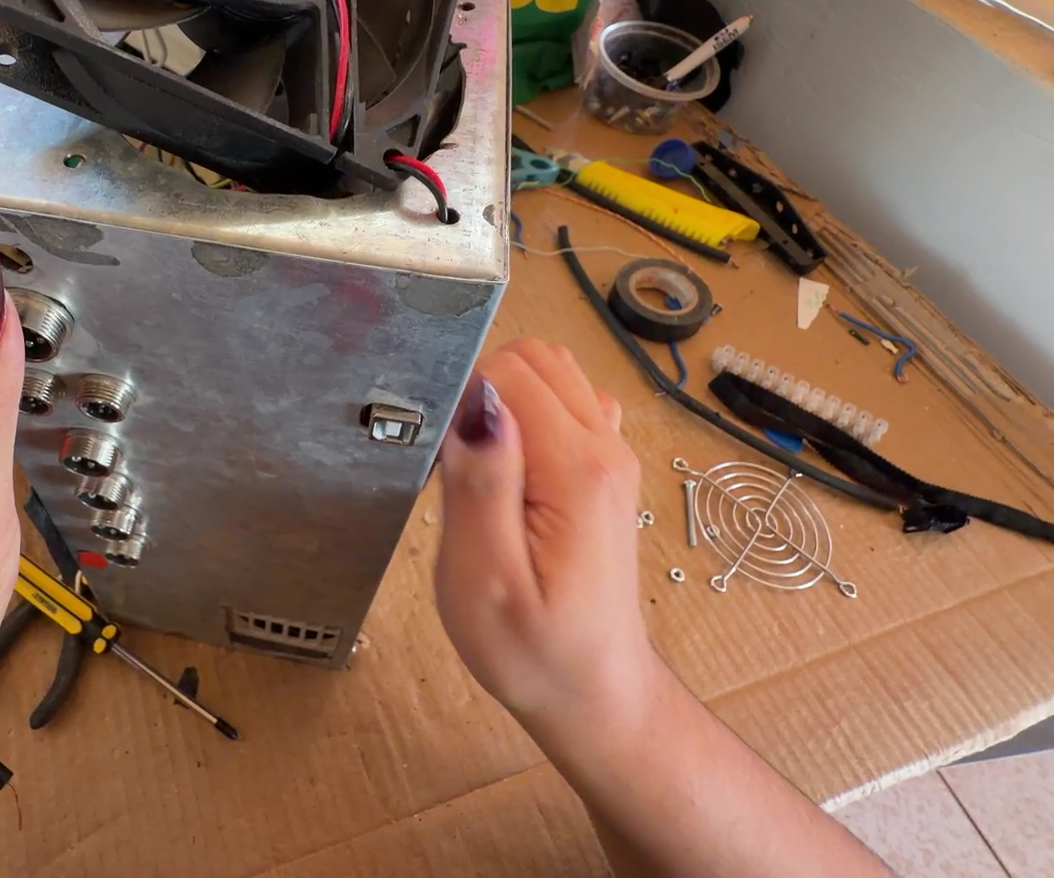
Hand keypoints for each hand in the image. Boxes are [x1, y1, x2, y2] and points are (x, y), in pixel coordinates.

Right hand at [434, 338, 650, 724]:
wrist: (596, 693)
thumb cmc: (532, 649)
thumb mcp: (486, 579)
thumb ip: (481, 483)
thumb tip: (477, 402)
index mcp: (576, 468)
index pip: (509, 372)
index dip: (462, 399)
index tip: (442, 456)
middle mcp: (604, 446)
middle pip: (534, 359)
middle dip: (481, 390)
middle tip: (456, 459)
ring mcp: (611, 453)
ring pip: (552, 372)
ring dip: (504, 396)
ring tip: (478, 462)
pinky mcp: (603, 467)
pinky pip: (566, 401)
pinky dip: (528, 409)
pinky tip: (509, 463)